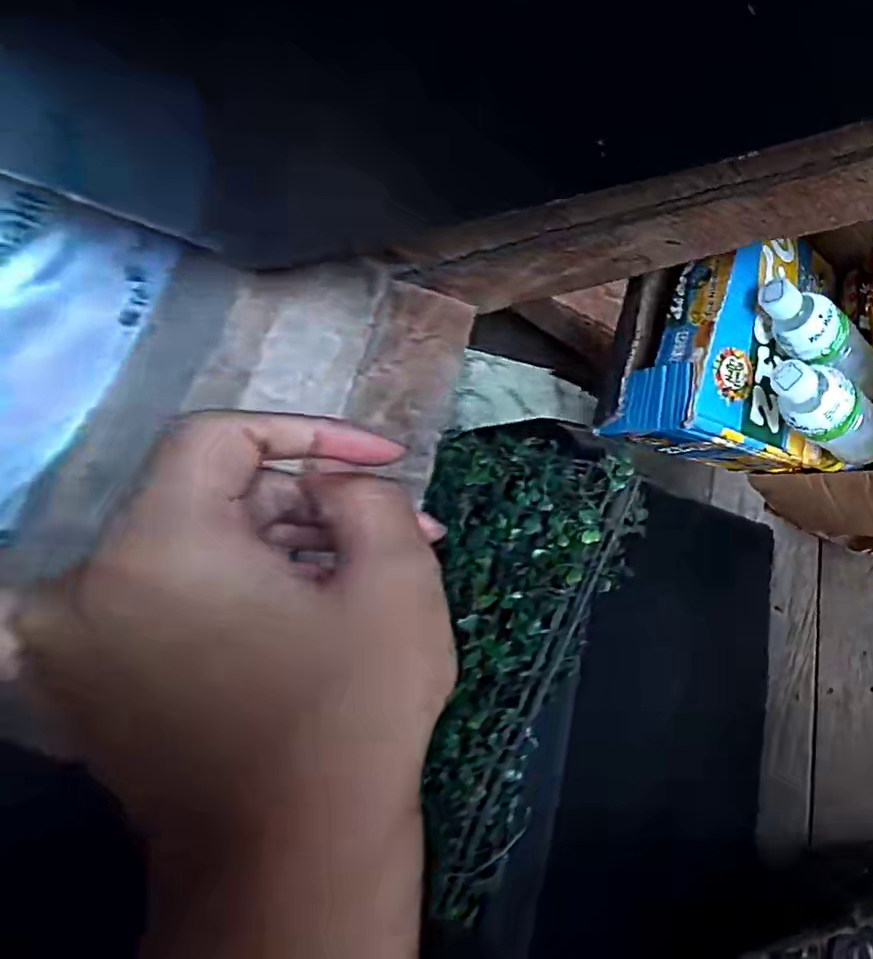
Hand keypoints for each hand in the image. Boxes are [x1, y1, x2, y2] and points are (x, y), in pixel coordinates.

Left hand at [15, 411, 453, 957]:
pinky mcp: (85, 683)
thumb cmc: (356, 695)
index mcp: (154, 552)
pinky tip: (322, 613)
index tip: (387, 460)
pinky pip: (176, 596)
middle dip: (321, 505)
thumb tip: (337, 479)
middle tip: (408, 534)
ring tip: (377, 576)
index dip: (314, 433)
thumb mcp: (398, 578)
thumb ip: (369, 499)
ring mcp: (70, 644)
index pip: (217, 439)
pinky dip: (253, 586)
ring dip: (296, 547)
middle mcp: (80, 590)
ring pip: (200, 549)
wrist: (292, 834)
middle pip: (214, 499)